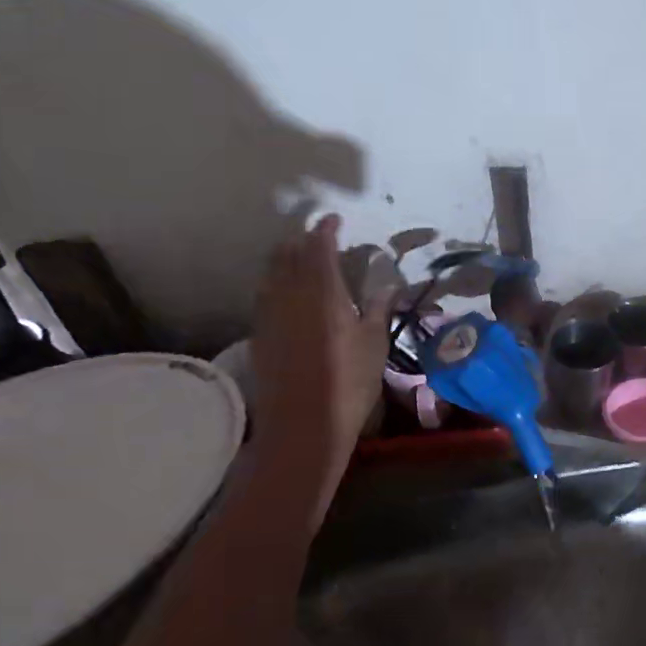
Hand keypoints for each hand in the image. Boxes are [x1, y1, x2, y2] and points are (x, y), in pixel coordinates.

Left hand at [250, 215, 394, 493]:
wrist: (303, 425)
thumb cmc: (349, 383)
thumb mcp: (374, 344)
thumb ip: (378, 308)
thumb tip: (387, 284)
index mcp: (323, 291)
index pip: (319, 246)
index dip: (326, 228)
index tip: (334, 219)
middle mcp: (290, 293)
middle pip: (288, 252)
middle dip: (302, 239)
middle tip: (318, 239)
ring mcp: (269, 313)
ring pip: (271, 271)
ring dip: (285, 258)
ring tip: (301, 261)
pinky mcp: (258, 333)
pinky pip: (264, 294)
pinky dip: (276, 282)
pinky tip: (287, 294)